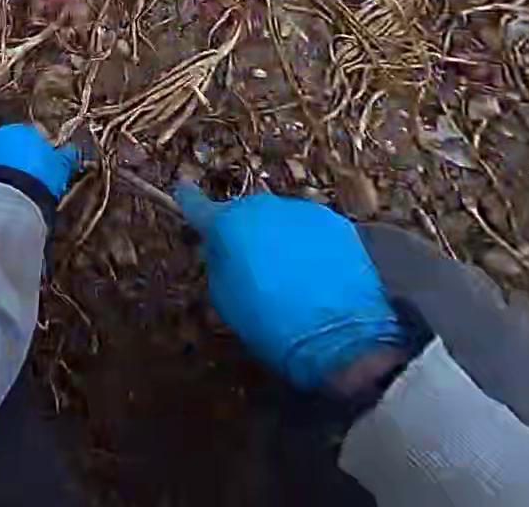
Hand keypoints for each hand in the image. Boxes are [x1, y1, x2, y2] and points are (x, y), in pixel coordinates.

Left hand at [0, 123, 77, 200]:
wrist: (3, 201)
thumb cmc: (37, 182)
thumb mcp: (60, 170)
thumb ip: (66, 157)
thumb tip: (72, 151)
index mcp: (28, 129)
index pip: (38, 134)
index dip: (41, 152)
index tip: (44, 169)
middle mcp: (3, 132)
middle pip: (14, 142)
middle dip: (19, 157)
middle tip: (26, 179)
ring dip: (1, 165)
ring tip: (8, 189)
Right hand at [175, 183, 405, 392]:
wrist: (346, 338)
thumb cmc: (273, 324)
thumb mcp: (227, 301)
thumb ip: (217, 263)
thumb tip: (220, 246)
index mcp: (229, 225)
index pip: (197, 205)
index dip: (187, 199)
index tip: (182, 191)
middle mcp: (262, 207)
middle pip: (243, 213)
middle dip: (242, 231)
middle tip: (251, 265)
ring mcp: (300, 209)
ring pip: (277, 218)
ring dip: (276, 236)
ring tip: (290, 274)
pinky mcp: (334, 220)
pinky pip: (309, 227)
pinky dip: (306, 243)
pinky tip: (317, 273)